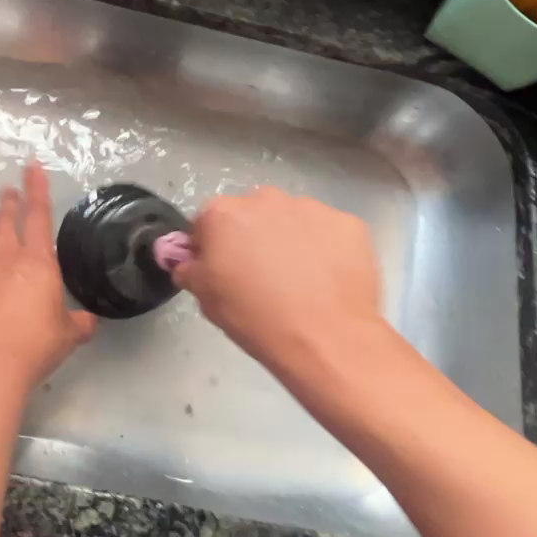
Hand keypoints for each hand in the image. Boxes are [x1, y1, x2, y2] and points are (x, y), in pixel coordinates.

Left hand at [0, 161, 97, 397]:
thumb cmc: (36, 346)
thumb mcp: (70, 335)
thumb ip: (80, 322)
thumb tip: (90, 320)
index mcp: (37, 264)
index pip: (38, 216)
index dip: (37, 189)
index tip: (32, 167)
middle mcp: (4, 263)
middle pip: (5, 224)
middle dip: (7, 203)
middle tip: (6, 189)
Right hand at [171, 187, 396, 375]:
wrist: (325, 338)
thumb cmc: (255, 318)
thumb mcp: (206, 299)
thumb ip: (191, 270)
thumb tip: (189, 262)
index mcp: (223, 214)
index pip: (207, 223)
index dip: (212, 248)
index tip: (223, 273)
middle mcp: (265, 199)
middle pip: (251, 215)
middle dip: (253, 238)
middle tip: (262, 277)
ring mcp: (311, 207)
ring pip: (292, 220)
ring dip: (290, 240)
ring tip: (300, 281)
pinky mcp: (347, 222)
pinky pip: (328, 232)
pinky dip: (326, 249)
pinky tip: (327, 280)